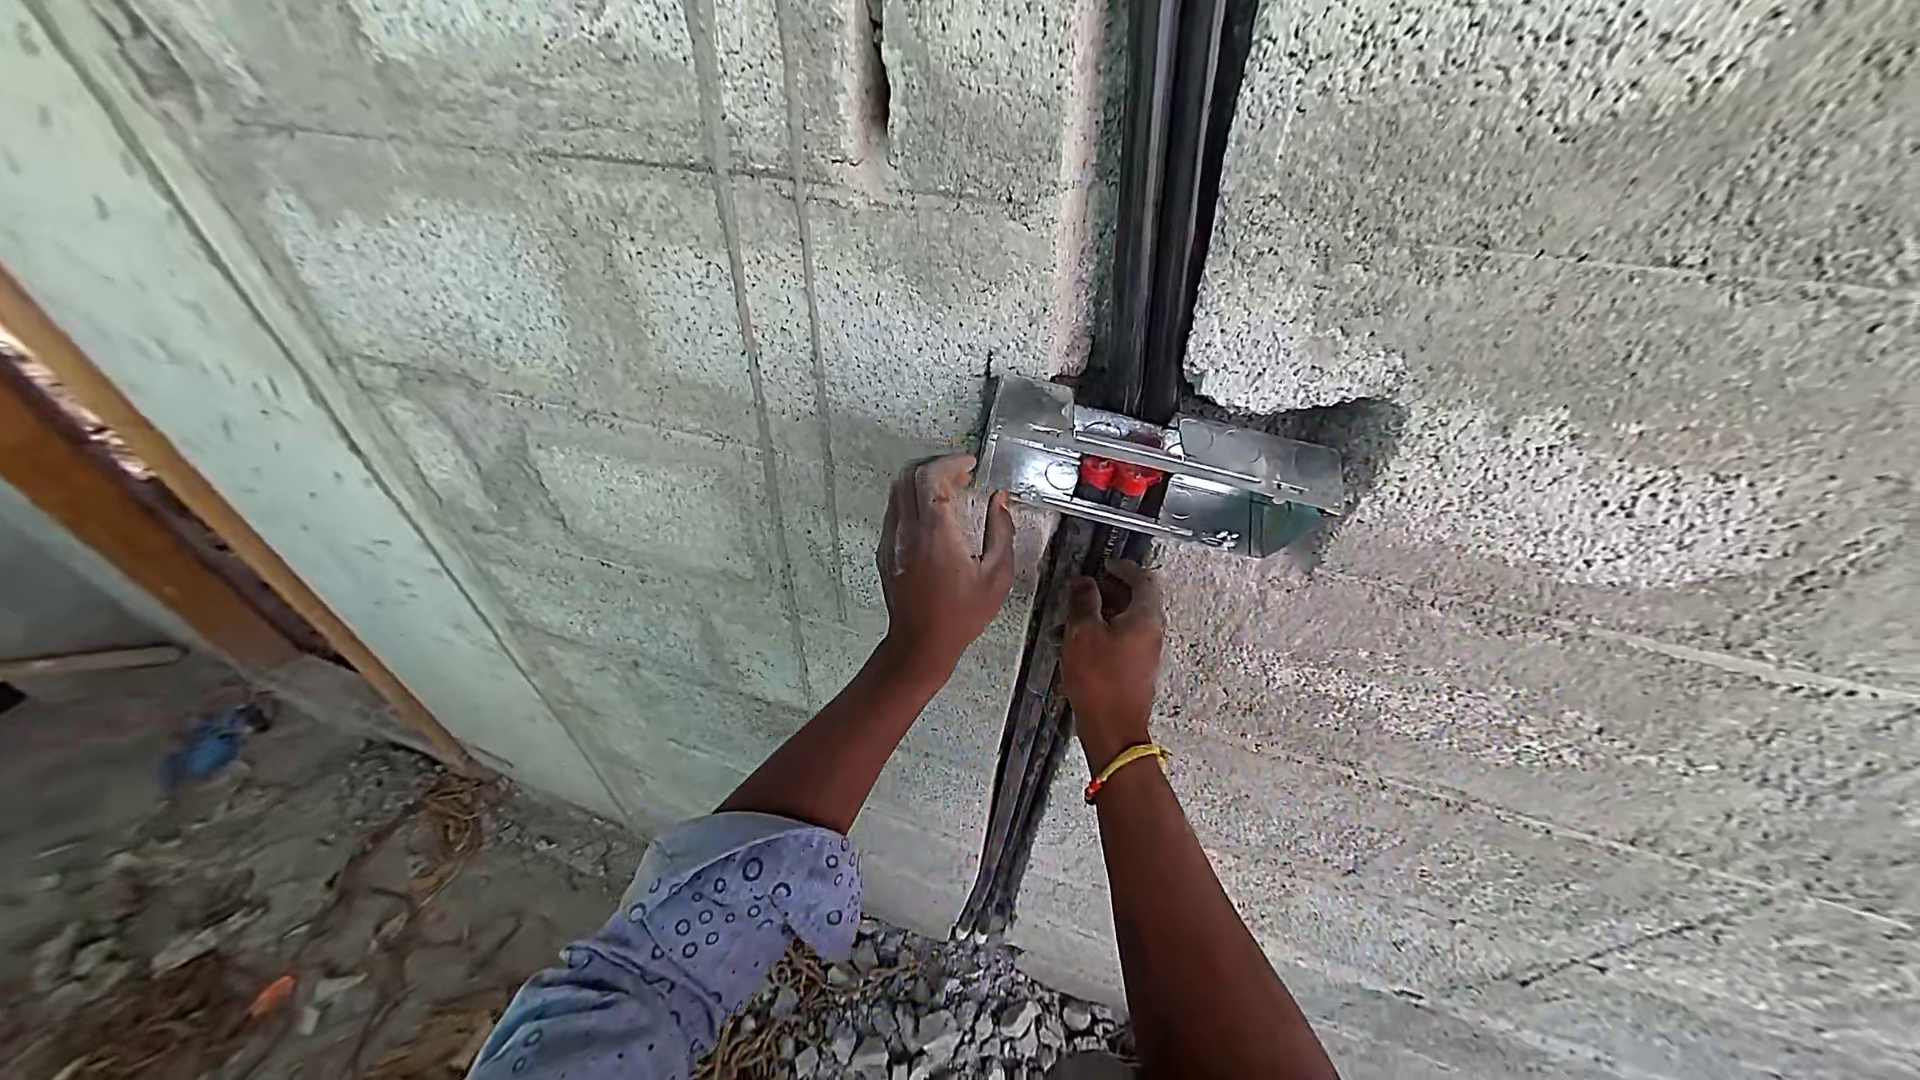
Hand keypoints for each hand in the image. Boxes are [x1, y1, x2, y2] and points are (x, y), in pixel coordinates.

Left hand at [877, 454, 1015, 672]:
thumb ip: (1001, 532)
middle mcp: (908, 534)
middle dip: (936, 466)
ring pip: (897, 490)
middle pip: (910, 476)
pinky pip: (894, 511)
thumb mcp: (996, 577)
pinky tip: (932, 513)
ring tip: (948, 489)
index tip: (969, 464)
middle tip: (960, 473)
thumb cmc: (959, 616)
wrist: (922, 643)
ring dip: (922, 481)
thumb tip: (1000, 502)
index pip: (932, 478)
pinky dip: (912, 499)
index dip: (951, 462)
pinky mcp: (885, 551)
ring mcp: (892, 542)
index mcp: (937, 536)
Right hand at [1062, 559, 1164, 766]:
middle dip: (1106, 591)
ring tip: (1068, 620)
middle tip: (1082, 589)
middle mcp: (1151, 632)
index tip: (1105, 564)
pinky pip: (1119, 640)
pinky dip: (1099, 634)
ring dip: (1098, 614)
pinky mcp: (1134, 669)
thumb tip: (1084, 581)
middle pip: (1134, 600)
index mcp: (1145, 618)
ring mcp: (1144, 652)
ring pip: (1123, 621)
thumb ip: (1084, 601)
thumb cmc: (1099, 678)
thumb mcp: (1083, 632)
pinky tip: (1073, 644)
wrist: (1112, 728)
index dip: (1123, 568)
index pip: (1143, 580)